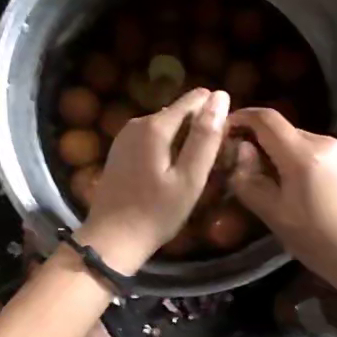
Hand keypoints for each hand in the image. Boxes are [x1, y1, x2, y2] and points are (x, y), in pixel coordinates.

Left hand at [79, 87, 229, 272]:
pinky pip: (152, 139)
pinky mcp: (120, 151)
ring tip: (196, 168)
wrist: (112, 240)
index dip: (214, 113)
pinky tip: (173, 173)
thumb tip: (221, 96)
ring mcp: (125, 136)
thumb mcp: (190, 177)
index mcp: (155, 125)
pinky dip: (167, 148)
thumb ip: (206, 137)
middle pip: (180, 112)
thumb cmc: (156, 212)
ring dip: (184, 140)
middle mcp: (137, 122)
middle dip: (199, 128)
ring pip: (166, 126)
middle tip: (213, 161)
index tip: (224, 140)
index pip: (195, 99)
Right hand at [226, 109, 336, 303]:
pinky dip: (290, 162)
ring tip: (256, 180)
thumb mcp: (275, 214)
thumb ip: (250, 180)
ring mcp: (336, 152)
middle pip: (279, 129)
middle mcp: (321, 141)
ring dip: (272, 154)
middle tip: (233, 165)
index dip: (240, 119)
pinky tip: (284, 188)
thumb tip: (239, 151)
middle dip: (254, 141)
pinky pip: (308, 154)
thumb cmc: (319, 240)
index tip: (221, 133)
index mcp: (302, 152)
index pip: (265, 118)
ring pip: (293, 142)